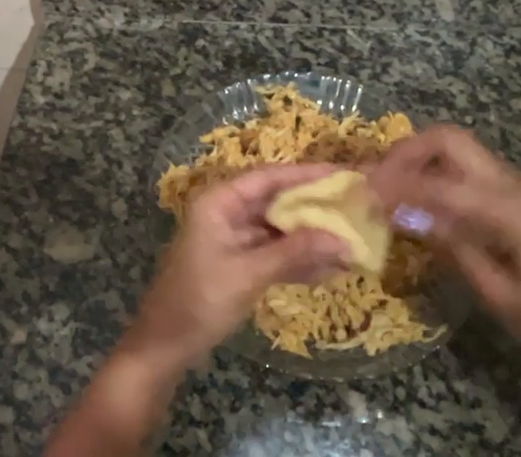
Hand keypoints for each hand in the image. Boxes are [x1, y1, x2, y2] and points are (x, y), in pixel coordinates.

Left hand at [124, 164, 349, 371]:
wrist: (165, 345)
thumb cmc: (200, 299)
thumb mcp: (249, 273)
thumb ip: (295, 253)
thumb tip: (344, 240)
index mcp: (220, 201)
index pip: (269, 177)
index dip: (306, 174)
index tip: (343, 174)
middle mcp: (227, 212)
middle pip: (277, 200)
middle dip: (314, 207)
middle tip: (354, 206)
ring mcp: (233, 238)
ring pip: (280, 229)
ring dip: (311, 238)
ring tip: (351, 241)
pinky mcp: (240, 263)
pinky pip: (275, 253)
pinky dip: (299, 260)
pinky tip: (331, 269)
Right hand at [369, 126, 520, 377]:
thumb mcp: (498, 295)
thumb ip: (453, 247)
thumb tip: (406, 213)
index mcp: (507, 209)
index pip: (437, 183)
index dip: (396, 185)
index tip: (363, 192)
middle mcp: (511, 185)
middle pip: (449, 139)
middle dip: (407, 150)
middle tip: (376, 177)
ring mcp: (516, 187)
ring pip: (458, 147)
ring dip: (420, 156)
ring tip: (390, 184)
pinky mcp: (516, 198)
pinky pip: (469, 167)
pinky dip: (437, 170)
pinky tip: (422, 200)